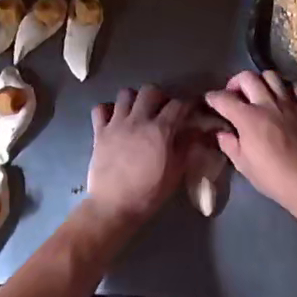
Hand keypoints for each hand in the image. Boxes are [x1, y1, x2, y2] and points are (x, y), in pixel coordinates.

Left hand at [84, 85, 192, 229]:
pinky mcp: (99, 132)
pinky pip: (100, 109)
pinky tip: (114, 120)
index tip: (190, 110)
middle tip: (162, 110)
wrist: (114, 206)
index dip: (186, 104)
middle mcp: (138, 120)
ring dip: (134, 99)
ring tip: (138, 112)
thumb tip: (196, 132)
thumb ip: (186, 147)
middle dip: (159, 96)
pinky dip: (107, 110)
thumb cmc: (149, 192)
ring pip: (125, 94)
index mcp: (160, 130)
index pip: (178, 104)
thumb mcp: (175, 172)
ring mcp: (116, 124)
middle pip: (150, 90)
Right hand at [204, 70, 296, 209]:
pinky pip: (295, 87)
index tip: (210, 100)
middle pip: (247, 78)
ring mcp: (287, 104)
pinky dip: (285, 89)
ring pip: (271, 76)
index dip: (213, 97)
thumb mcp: (242, 163)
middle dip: (235, 82)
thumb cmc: (270, 175)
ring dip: (260, 81)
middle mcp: (266, 104)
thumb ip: (229, 144)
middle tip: (233, 94)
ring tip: (258, 93)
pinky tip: (282, 99)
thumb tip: (222, 133)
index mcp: (247, 118)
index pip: (224, 99)